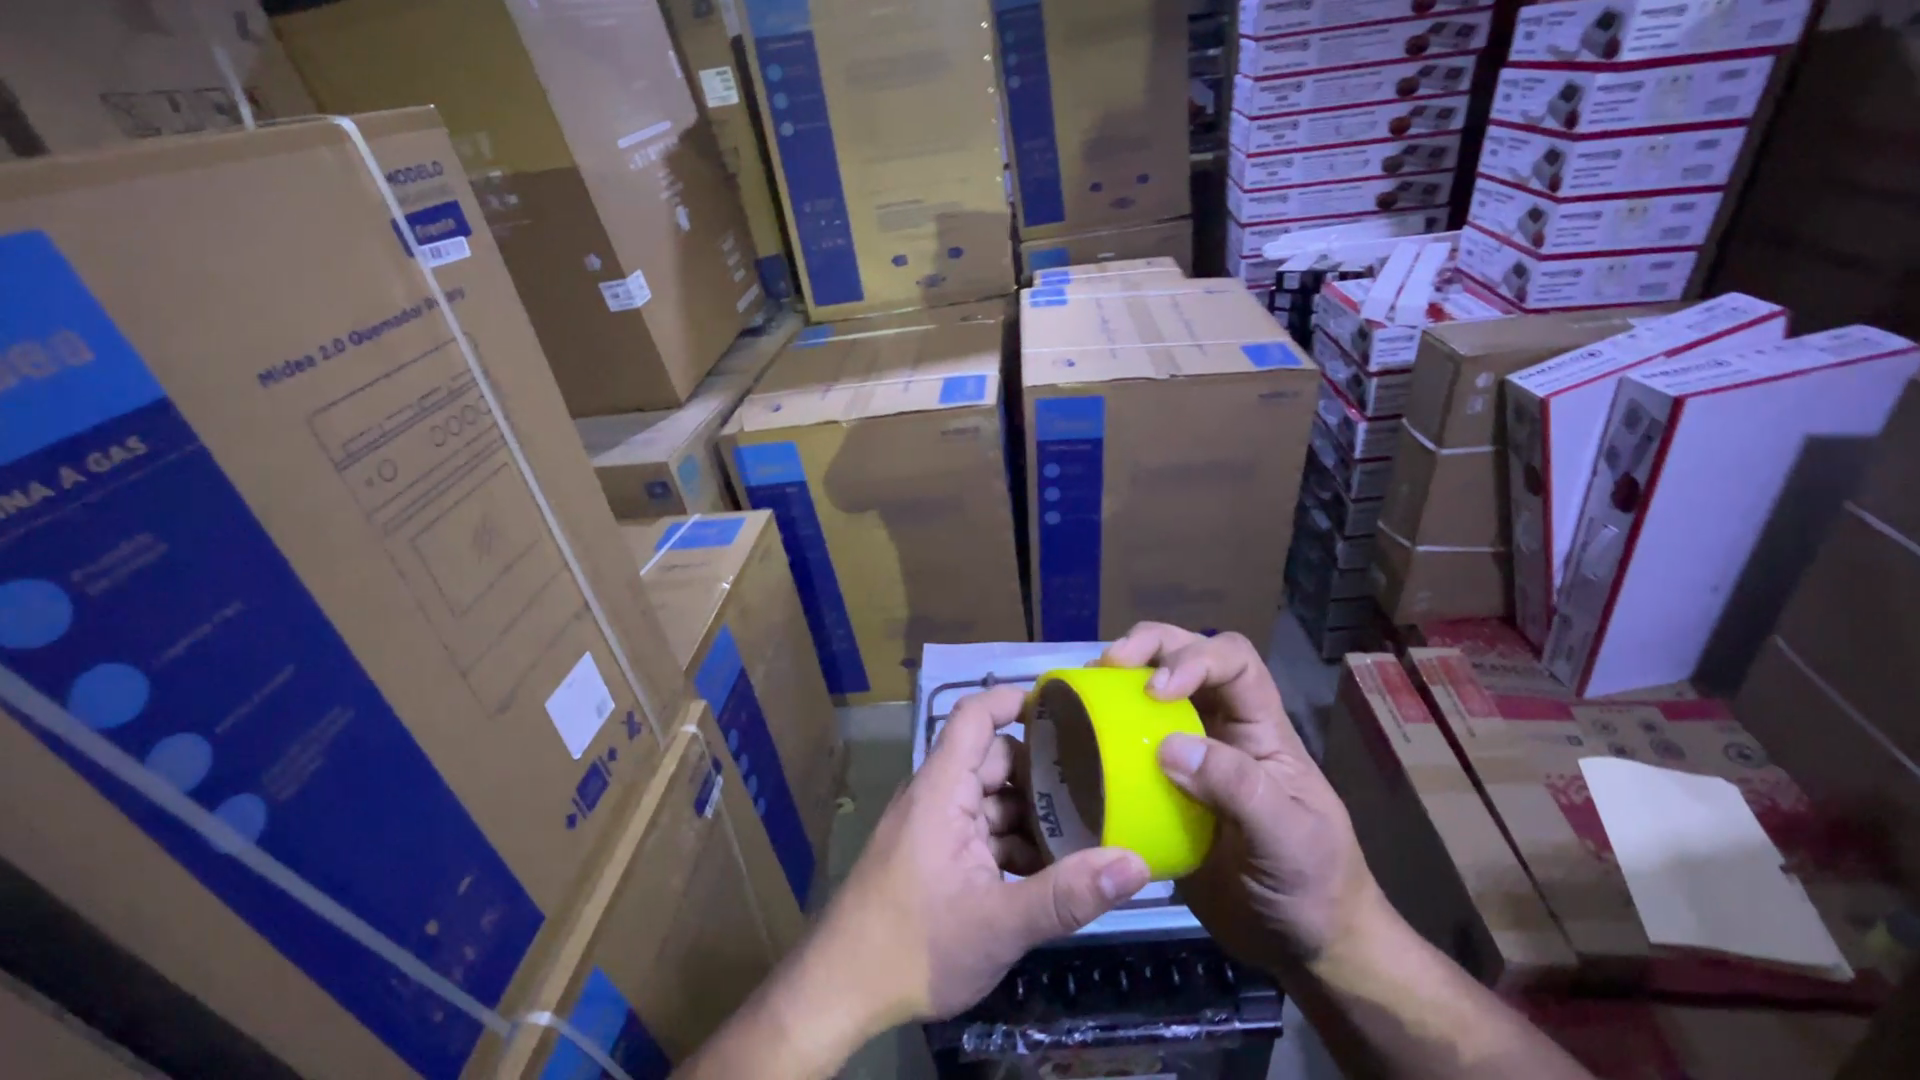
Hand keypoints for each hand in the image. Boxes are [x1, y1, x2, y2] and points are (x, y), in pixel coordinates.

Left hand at [815, 685, 1151, 1026]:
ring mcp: (934, 830)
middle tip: (1100, 787)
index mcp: (942, 791)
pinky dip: (1014, 845)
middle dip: (1043, 774)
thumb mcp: (999, 923)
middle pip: (995, 762)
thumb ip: (1067, 894)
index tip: (1069, 708)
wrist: (841, 991)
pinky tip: (1048, 875)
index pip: (976, 717)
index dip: (1016, 700)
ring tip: (1087, 834)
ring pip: (992, 803)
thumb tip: (1137, 863)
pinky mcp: (934, 859)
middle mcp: (936, 799)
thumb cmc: (913, 947)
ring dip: (1032, 816)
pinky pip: (982, 835)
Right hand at [1101, 623, 1382, 973]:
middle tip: (1107, 666)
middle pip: (1188, 658)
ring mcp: (1189, 762)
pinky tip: (1076, 750)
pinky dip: (1102, 741)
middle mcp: (1221, 730)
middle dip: (1149, 648)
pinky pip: (1127, 754)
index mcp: (1260, 728)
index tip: (1154, 690)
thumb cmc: (1313, 884)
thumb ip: (1237, 788)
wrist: (1304, 944)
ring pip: (1152, 699)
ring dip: (1118, 685)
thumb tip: (1167, 747)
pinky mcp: (1161, 796)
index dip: (1194, 657)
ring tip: (1082, 692)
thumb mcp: (1288, 837)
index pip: (1233, 661)